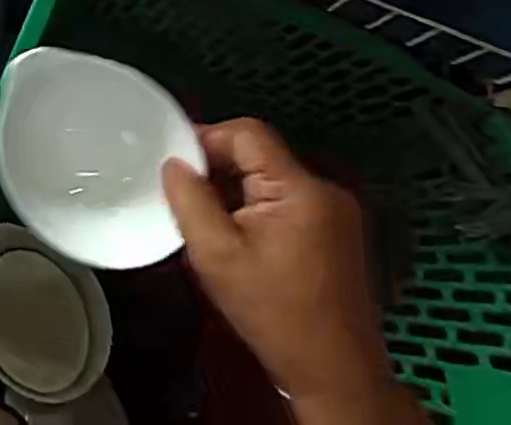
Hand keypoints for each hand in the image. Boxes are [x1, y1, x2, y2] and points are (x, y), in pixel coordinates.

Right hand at [163, 118, 423, 424]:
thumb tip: (174, 163)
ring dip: (232, 186)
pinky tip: (235, 232)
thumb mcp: (215, 254)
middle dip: (215, 166)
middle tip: (185, 193)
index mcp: (301, 191)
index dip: (205, 138)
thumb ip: (189, 198)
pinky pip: (282, 197)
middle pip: (257, 152)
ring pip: (266, 175)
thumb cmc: (273, 314)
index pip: (246, 133)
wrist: (337, 378)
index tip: (177, 165)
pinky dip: (252, 204)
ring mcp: (335, 213)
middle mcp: (325, 192)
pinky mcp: (335, 231)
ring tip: (207, 216)